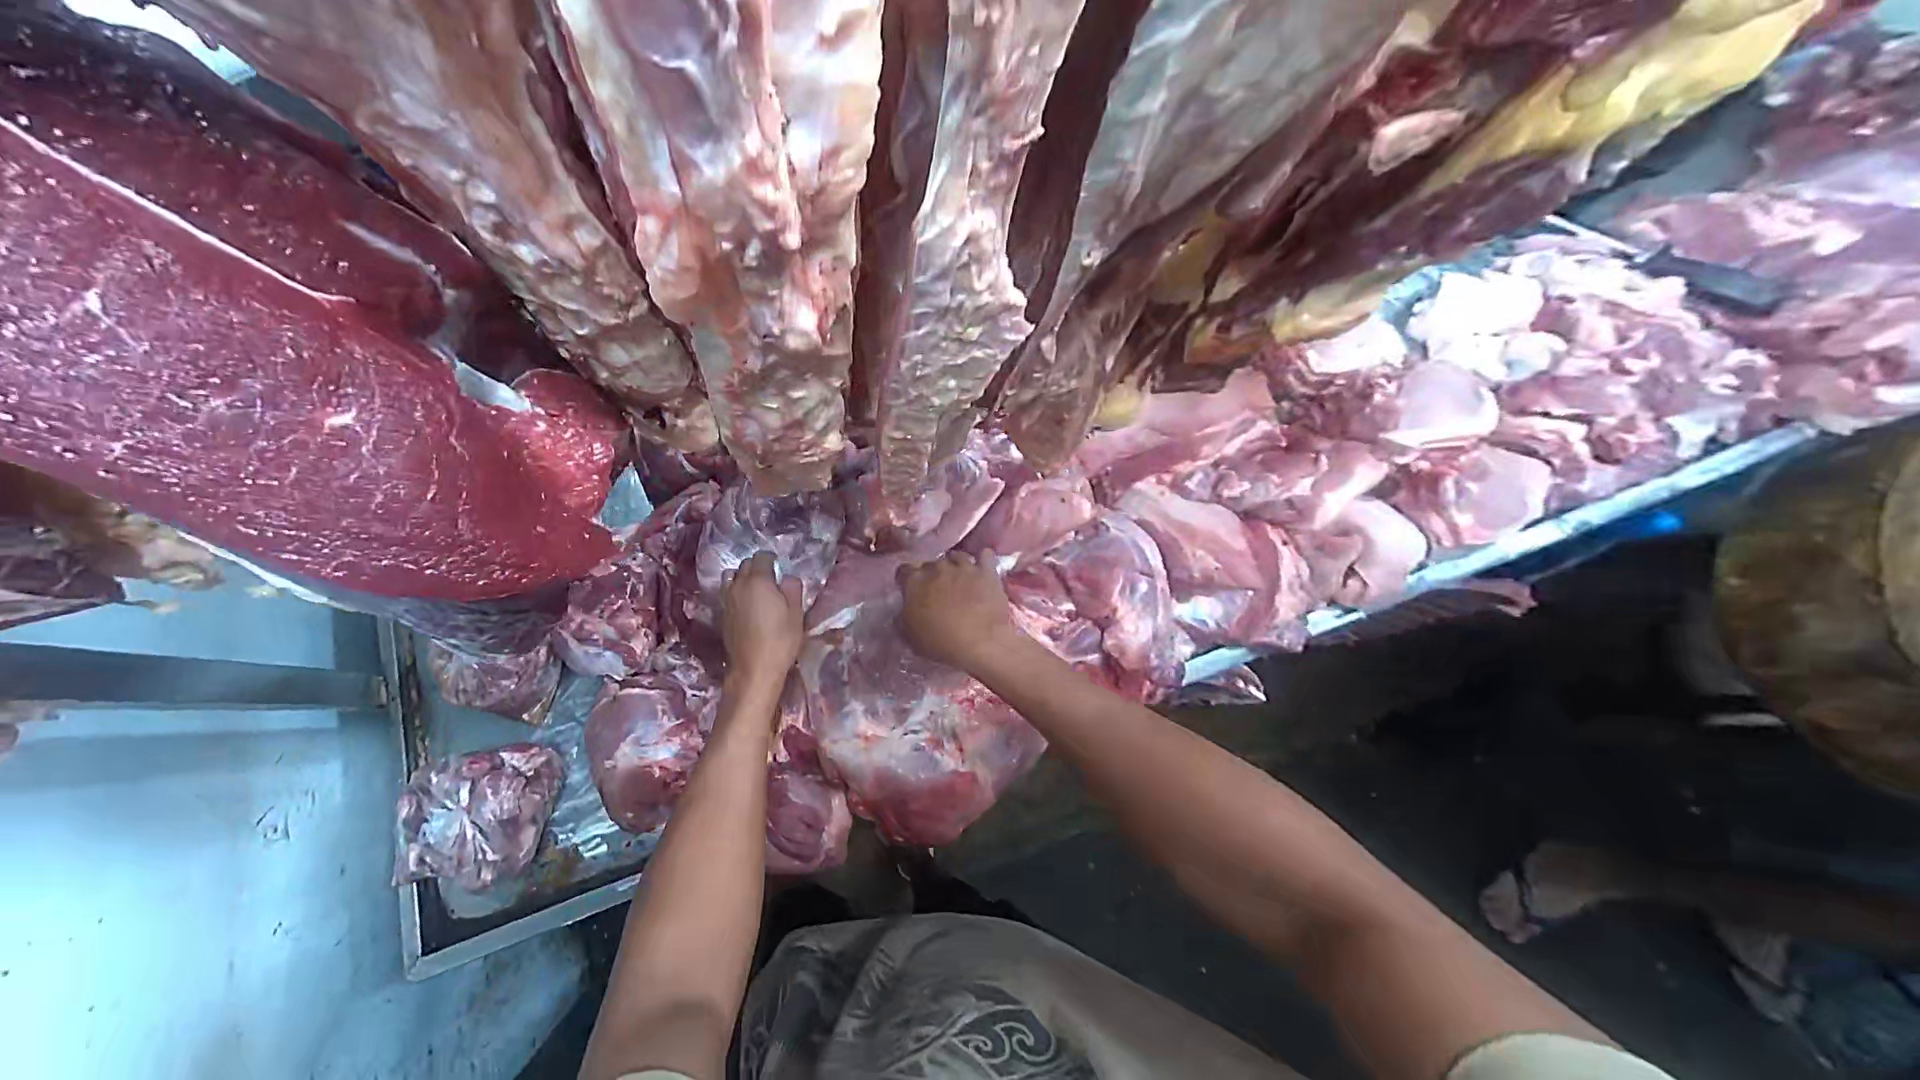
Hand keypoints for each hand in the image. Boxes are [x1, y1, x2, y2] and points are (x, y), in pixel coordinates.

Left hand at [721, 552, 804, 687]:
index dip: (772, 560)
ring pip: (732, 577)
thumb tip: (787, 578)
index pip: (761, 557)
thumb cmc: (780, 640)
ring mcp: (727, 600)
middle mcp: (738, 586)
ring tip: (755, 589)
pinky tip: (747, 604)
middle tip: (771, 579)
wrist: (754, 669)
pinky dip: (736, 591)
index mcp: (758, 581)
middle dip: (757, 567)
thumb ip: (792, 588)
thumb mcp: (796, 613)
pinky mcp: (721, 614)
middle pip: (745, 565)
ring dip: (743, 577)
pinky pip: (727, 592)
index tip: (780, 568)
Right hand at [897, 549, 1019, 671]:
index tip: (911, 591)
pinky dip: (983, 560)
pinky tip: (982, 569)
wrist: (980, 643)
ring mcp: (964, 567)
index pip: (904, 571)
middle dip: (933, 575)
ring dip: (956, 565)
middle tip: (938, 591)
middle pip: (932, 564)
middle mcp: (938, 568)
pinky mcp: (987, 571)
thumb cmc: (940, 643)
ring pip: (957, 556)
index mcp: (915, 582)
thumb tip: (902, 612)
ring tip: (961, 579)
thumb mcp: (910, 637)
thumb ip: (902, 618)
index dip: (907, 580)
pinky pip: (985, 556)